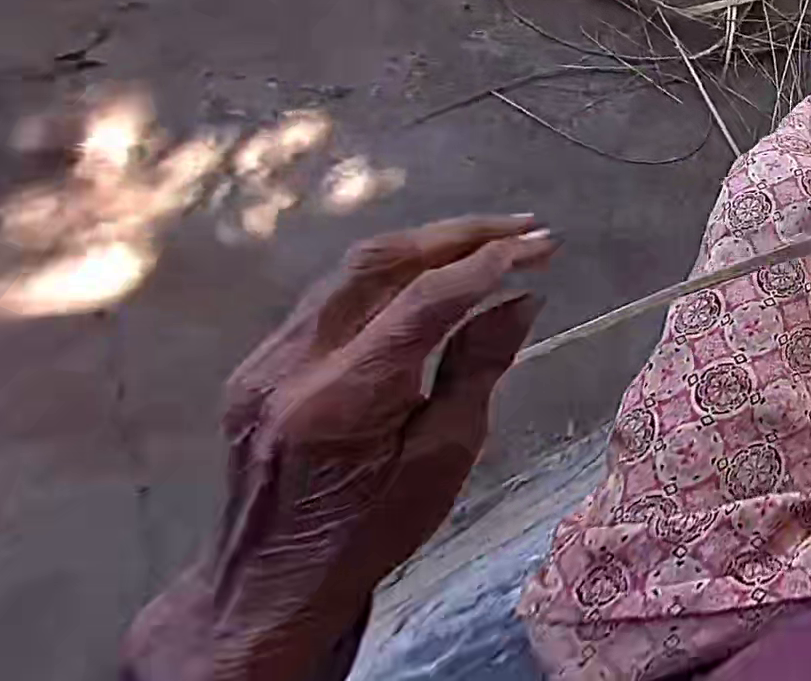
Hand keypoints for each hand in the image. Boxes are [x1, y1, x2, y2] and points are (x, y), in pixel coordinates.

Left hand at [123, 215, 558, 680]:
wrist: (268, 582)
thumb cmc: (375, 525)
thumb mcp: (448, 452)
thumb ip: (481, 365)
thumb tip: (523, 298)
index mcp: (344, 398)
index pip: (427, 299)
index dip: (492, 262)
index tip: (544, 246)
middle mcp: (293, 365)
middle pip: (381, 261)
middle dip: (463, 234)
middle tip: (527, 229)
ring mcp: (269, 358)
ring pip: (357, 267)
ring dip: (434, 242)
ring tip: (497, 236)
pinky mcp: (266, 360)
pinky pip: (341, 290)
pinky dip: (403, 267)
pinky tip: (443, 270)